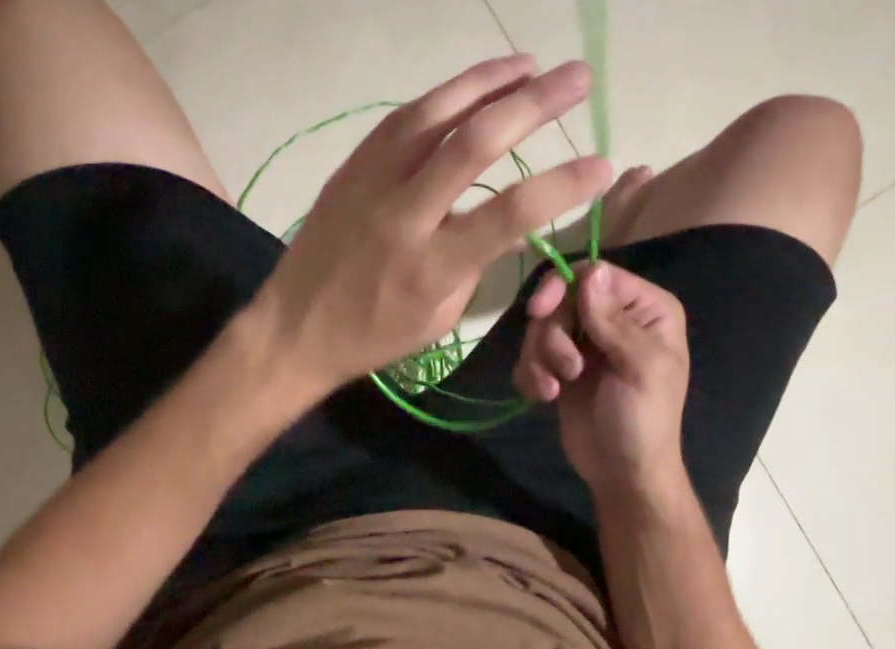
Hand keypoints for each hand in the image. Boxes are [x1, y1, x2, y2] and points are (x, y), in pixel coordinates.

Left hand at [251, 55, 612, 395]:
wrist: (293, 330)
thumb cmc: (372, 337)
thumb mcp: (438, 319)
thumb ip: (476, 268)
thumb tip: (512, 227)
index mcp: (432, 267)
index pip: (511, 215)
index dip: (563, 185)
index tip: (601, 166)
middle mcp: (404, 217)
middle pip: (475, 144)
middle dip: (534, 104)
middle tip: (577, 77)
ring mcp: (372, 186)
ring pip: (435, 115)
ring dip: (488, 81)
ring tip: (529, 64)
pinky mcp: (351, 169)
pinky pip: (401, 122)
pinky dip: (442, 98)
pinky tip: (471, 87)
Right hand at [512, 262, 691, 503]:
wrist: (623, 473)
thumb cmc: (643, 421)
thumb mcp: (640, 367)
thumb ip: (614, 320)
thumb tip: (590, 271)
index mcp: (646, 309)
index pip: (594, 275)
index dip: (562, 287)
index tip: (539, 312)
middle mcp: (615, 320)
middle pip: (560, 300)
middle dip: (553, 336)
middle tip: (566, 371)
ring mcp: (585, 346)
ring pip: (542, 329)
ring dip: (540, 360)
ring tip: (553, 391)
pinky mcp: (560, 372)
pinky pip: (531, 357)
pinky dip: (530, 376)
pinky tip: (542, 398)